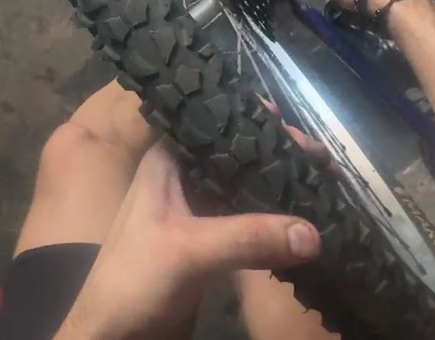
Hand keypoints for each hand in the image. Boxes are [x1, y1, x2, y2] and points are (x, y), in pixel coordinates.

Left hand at [56, 145, 320, 339]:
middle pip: (234, 152)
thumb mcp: (190, 250)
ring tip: (321, 178)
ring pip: (242, 185)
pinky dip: (272, 215)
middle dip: (275, 150)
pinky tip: (302, 217)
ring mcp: (195, 208)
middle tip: (319, 155)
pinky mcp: (207, 240)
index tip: (290, 119)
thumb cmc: (135, 277)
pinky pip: (246, 218)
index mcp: (167, 159)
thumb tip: (313, 232)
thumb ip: (248, 238)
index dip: (250, 116)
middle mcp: (182, 175)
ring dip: (276, 182)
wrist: (113, 336)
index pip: (213, 121)